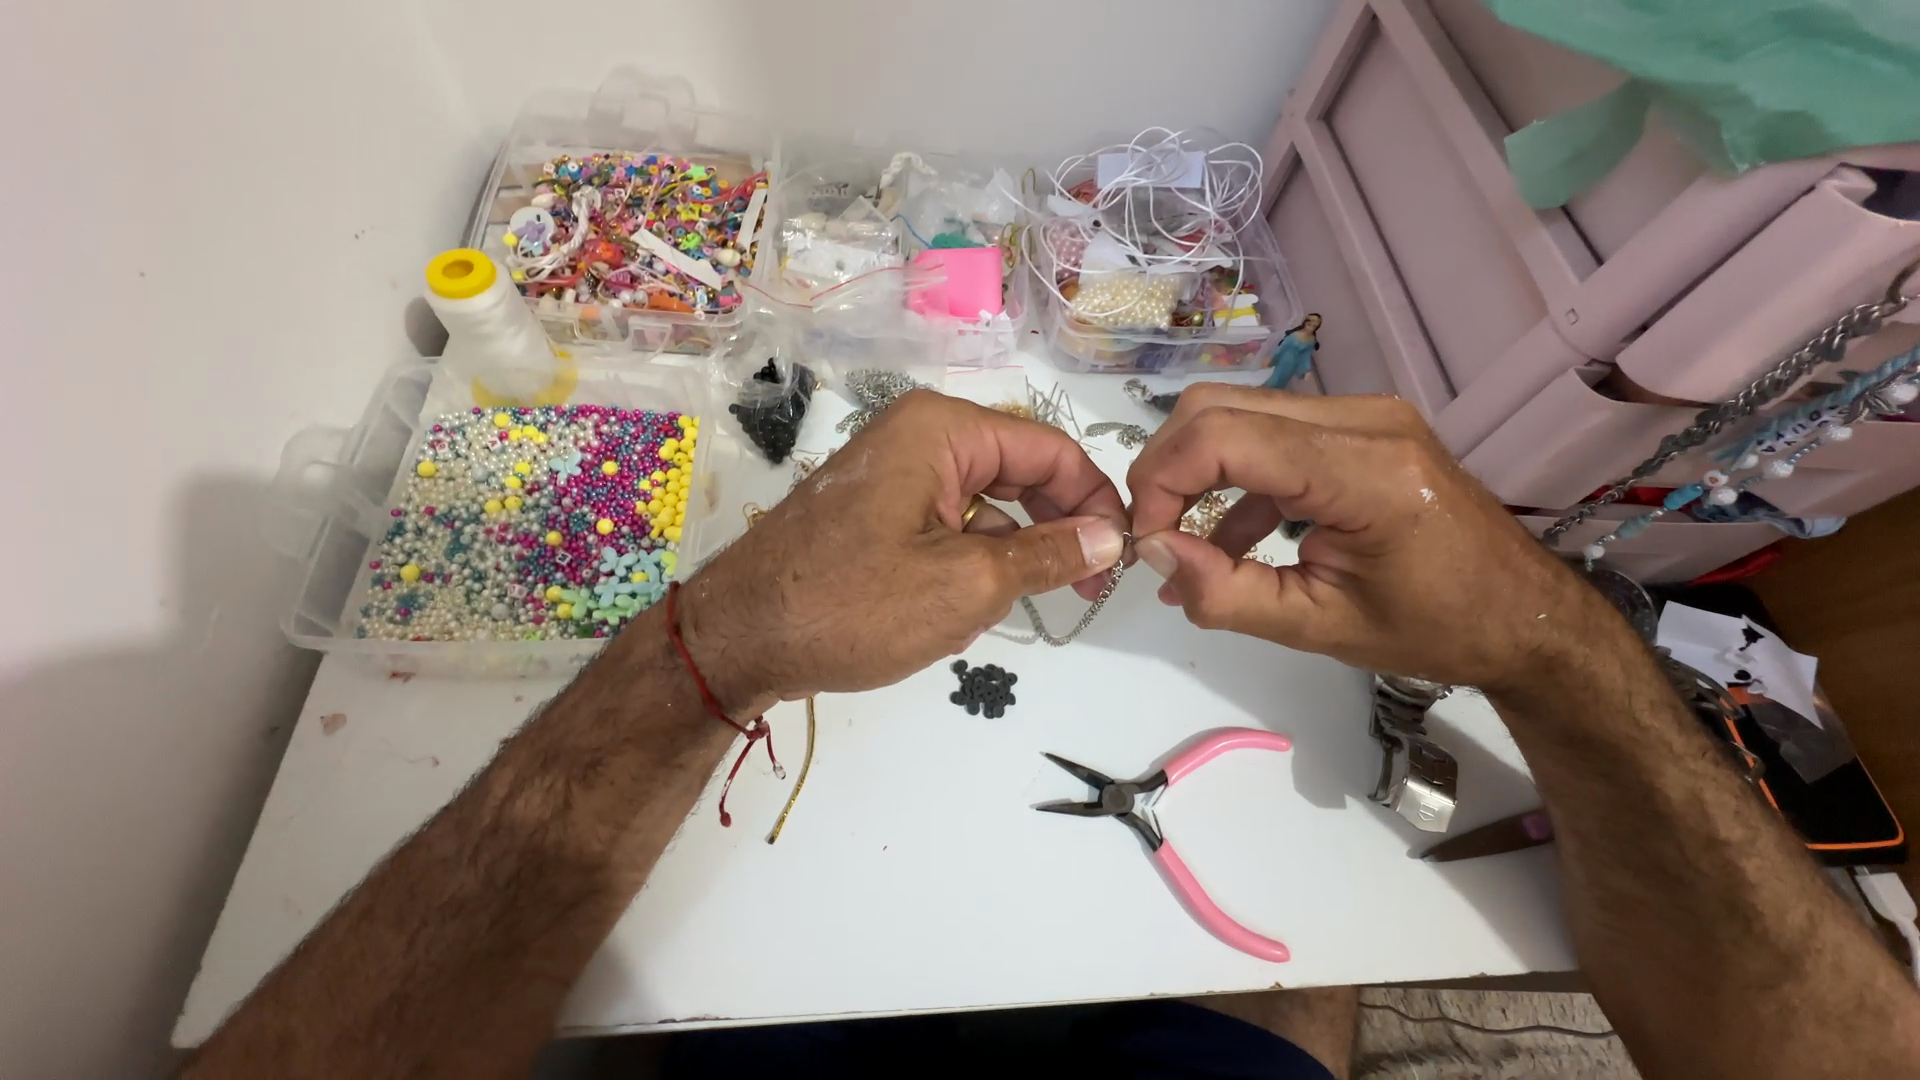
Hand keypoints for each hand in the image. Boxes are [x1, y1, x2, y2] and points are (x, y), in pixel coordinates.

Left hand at [678, 390, 1127, 714]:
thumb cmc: (854, 605)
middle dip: (1052, 529)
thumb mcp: (966, 584)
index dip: (1094, 500)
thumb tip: (1109, 536)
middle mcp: (918, 437)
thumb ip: (1047, 554)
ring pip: (984, 504)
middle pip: (1018, 472)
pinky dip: (966, 563)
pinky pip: (946, 525)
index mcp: (942, 430)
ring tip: (999, 608)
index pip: (1050, 449)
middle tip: (1082, 590)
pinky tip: (954, 609)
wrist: (739, 640)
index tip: (1121, 556)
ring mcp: (892, 474)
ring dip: (1005, 555)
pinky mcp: (876, 512)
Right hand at [1125, 384, 1620, 691]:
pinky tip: (1225, 539)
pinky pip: (1265, 433)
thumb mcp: (1316, 628)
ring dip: (1191, 472)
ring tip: (1180, 542)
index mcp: (1362, 471)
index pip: (1223, 437)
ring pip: (1233, 412)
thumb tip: (1153, 551)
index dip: (1162, 482)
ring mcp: (1361, 414)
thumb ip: (1225, 593)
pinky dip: (1228, 479)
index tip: (1146, 542)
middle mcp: (1360, 419)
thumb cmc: (1432, 630)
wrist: (1522, 616)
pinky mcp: (1356, 426)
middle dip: (1165, 470)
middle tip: (1154, 536)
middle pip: (1216, 407)